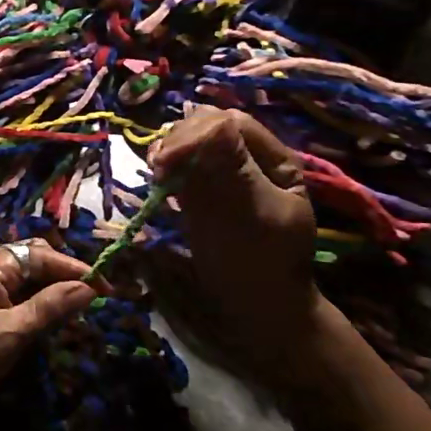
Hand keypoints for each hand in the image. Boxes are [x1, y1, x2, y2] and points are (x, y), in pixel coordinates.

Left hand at [0, 240, 97, 430]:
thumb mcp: (12, 333)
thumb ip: (50, 307)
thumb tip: (88, 287)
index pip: (39, 255)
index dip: (73, 268)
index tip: (104, 286)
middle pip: (31, 258)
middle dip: (62, 273)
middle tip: (93, 296)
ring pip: (22, 274)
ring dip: (49, 286)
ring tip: (78, 304)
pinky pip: (10, 289)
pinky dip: (32, 297)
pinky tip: (49, 312)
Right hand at [150, 106, 323, 375]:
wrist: (256, 308)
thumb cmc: (264, 263)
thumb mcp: (256, 213)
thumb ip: (235, 167)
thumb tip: (210, 122)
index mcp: (274, 159)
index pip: (230, 124)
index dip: (196, 133)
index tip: (166, 163)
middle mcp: (249, 159)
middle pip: (206, 128)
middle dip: (179, 141)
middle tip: (157, 170)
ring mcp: (223, 175)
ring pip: (189, 144)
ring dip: (168, 153)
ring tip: (157, 176)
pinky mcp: (201, 192)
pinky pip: (180, 166)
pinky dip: (165, 169)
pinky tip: (158, 182)